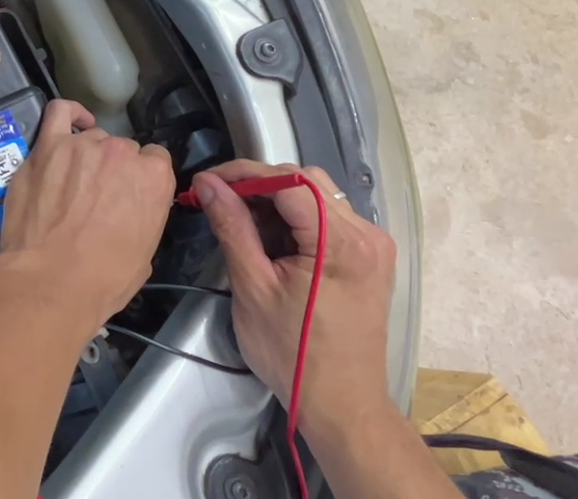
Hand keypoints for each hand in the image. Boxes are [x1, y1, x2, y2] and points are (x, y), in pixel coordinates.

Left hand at [0, 100, 175, 343]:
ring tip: (74, 180)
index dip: (141, 179)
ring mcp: (82, 145)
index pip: (155, 161)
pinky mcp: (47, 145)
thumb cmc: (103, 278)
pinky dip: (70, 113)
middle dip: (113, 170)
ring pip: (92, 138)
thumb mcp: (146, 252)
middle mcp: (121, 153)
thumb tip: (133, 208)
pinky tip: (73, 123)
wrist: (52, 279)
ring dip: (87, 154)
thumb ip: (145, 215)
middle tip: (98, 196)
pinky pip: (60, 112)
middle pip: (122, 149)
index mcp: (154, 179)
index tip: (129, 194)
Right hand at [190, 160, 396, 431]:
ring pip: (314, 194)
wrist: (341, 404)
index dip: (242, 173)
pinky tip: (268, 236)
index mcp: (341, 243)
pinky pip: (325, 215)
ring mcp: (372, 245)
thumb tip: (206, 183)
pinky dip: (292, 217)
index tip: (205, 182)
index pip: (288, 180)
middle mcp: (366, 235)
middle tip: (217, 200)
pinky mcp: (368, 256)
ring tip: (239, 219)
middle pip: (304, 181)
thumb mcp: (252, 286)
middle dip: (256, 184)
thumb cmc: (292, 352)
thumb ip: (231, 226)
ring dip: (273, 199)